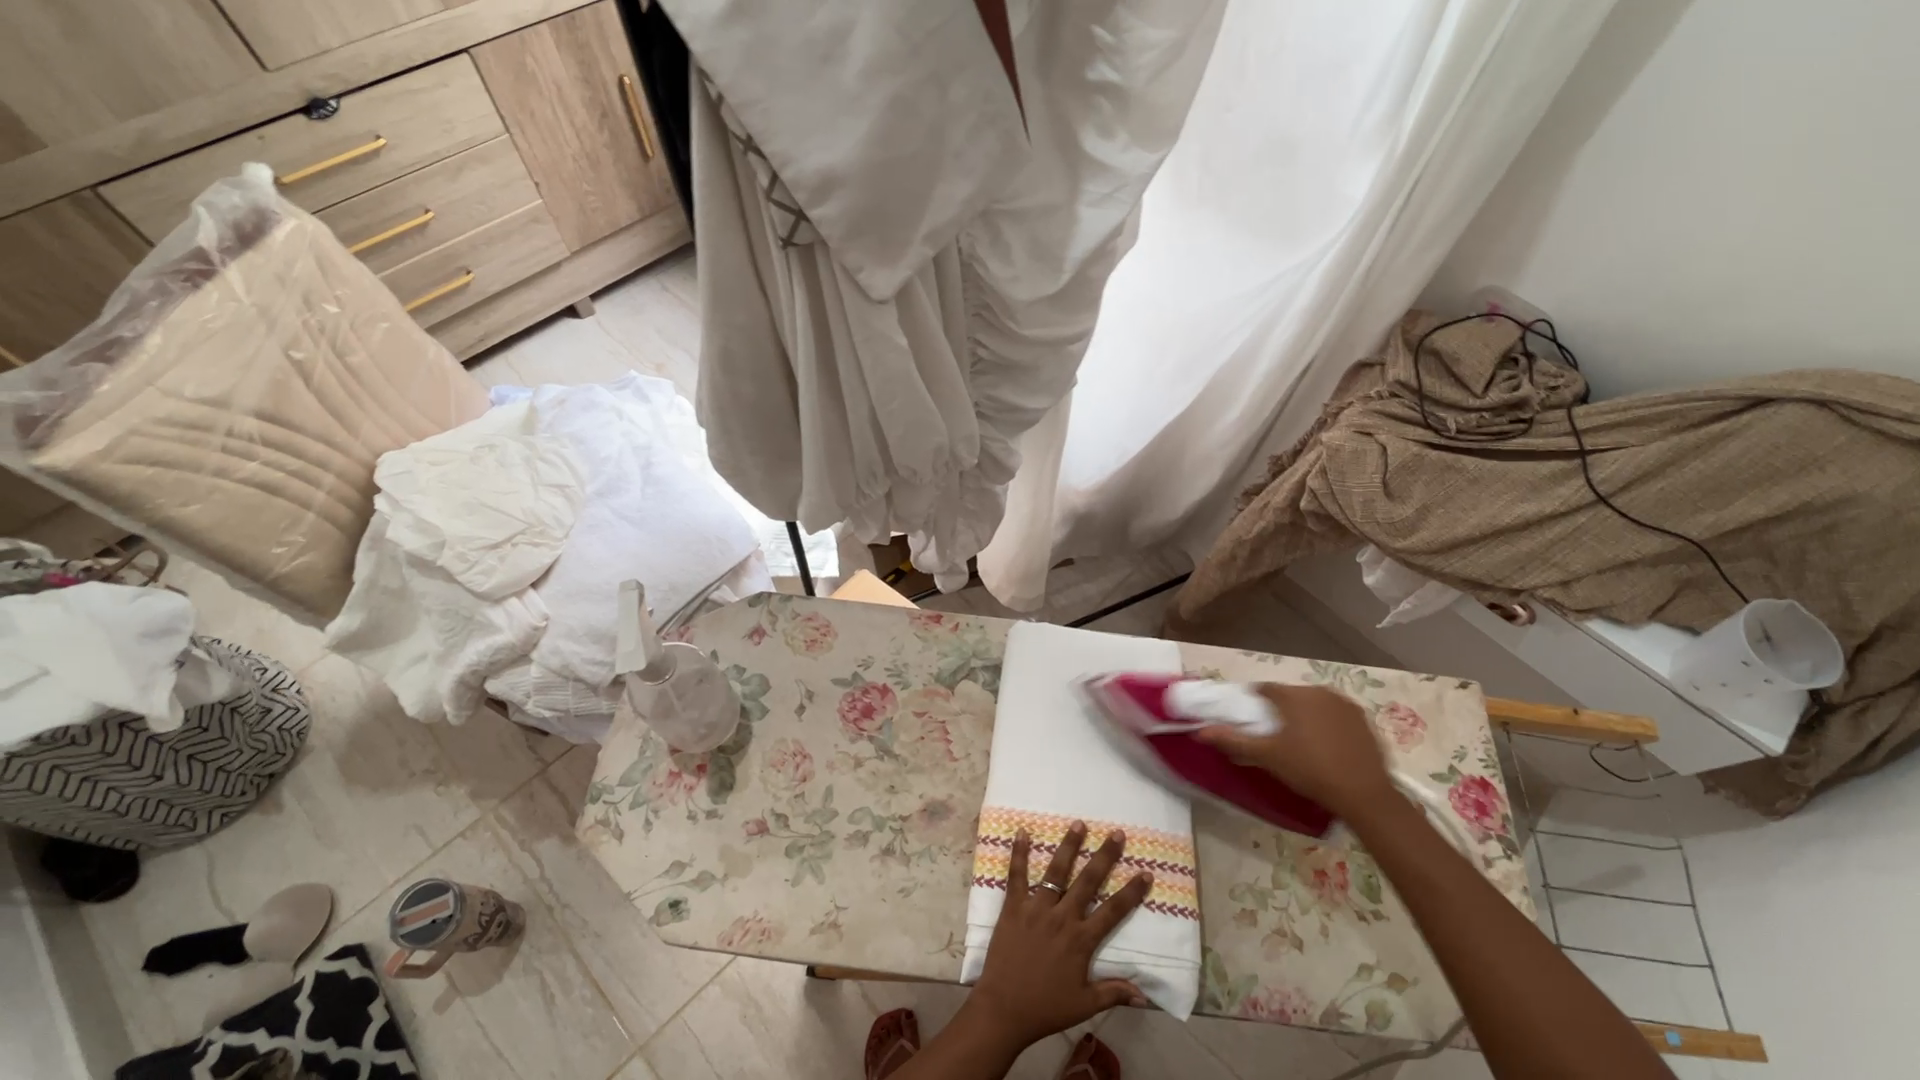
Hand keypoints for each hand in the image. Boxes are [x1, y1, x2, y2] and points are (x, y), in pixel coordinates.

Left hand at [965, 822, 1152, 1049]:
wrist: (1004, 1009)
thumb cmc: (1046, 1007)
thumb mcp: (1085, 1004)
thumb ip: (1114, 992)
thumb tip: (1146, 996)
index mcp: (1082, 940)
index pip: (1114, 910)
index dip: (1131, 891)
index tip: (1145, 872)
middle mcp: (1062, 917)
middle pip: (1088, 881)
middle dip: (1104, 856)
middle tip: (1116, 833)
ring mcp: (1036, 909)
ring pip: (1055, 872)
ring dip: (1068, 846)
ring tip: (1078, 823)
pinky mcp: (1012, 908)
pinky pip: (1016, 876)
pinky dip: (1018, 853)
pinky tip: (1021, 832)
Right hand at [1192, 683, 1395, 818]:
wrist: (1364, 794)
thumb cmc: (1309, 771)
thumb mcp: (1267, 757)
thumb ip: (1233, 740)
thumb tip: (1200, 732)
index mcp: (1294, 696)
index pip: (1264, 689)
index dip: (1253, 703)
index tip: (1249, 722)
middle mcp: (1320, 691)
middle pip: (1290, 695)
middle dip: (1279, 711)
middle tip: (1273, 737)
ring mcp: (1346, 704)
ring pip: (1313, 704)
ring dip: (1303, 717)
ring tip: (1299, 744)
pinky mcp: (1363, 719)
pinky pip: (1335, 715)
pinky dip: (1326, 725)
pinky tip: (1325, 748)